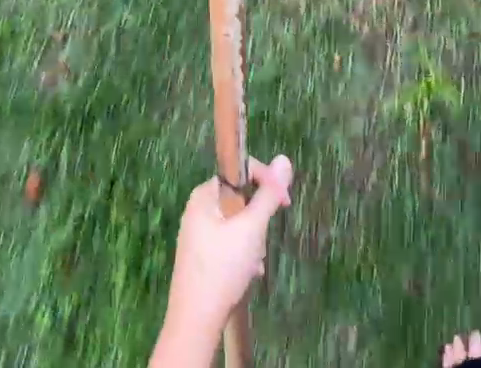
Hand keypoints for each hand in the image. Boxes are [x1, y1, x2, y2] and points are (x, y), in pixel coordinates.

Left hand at [153, 155, 293, 365]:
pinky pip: (230, 240)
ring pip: (238, 222)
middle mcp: (198, 210)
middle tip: (263, 237)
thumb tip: (284, 158)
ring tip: (255, 260)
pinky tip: (249, 271)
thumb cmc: (223, 267)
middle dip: (259, 218)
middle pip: (242, 198)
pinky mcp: (201, 255)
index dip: (267, 181)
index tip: (285, 202)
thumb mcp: (252, 227)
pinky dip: (244, 252)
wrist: (195, 321)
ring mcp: (198, 234)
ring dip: (254, 238)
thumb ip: (268, 194)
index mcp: (204, 196)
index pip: (242, 171)